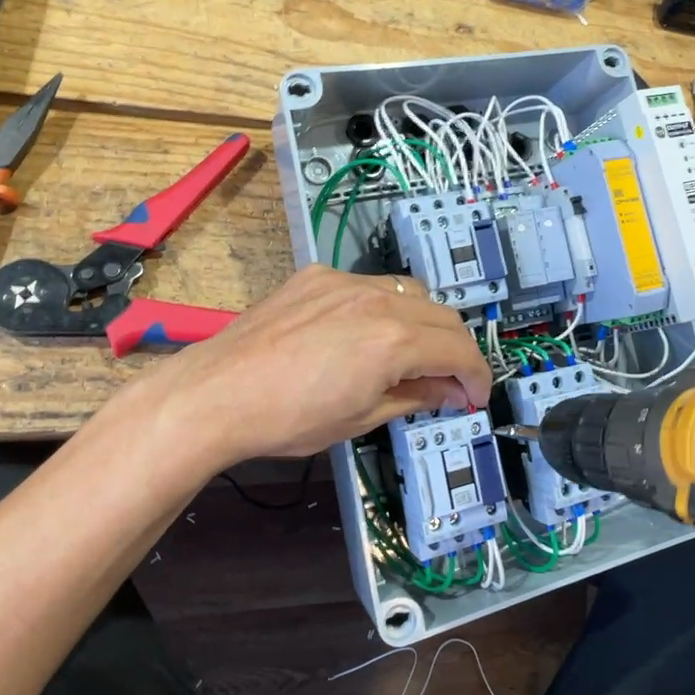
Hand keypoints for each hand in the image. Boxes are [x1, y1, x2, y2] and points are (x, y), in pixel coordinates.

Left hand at [121, 266, 490, 465]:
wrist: (217, 393)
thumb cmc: (289, 419)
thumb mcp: (362, 418)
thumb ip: (415, 396)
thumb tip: (451, 393)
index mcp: (394, 338)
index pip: (460, 349)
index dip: (477, 376)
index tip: (475, 397)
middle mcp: (378, 298)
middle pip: (444, 315)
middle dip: (455, 350)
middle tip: (448, 383)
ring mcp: (345, 281)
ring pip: (410, 290)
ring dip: (424, 322)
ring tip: (410, 355)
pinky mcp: (318, 276)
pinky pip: (370, 284)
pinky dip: (384, 307)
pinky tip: (363, 333)